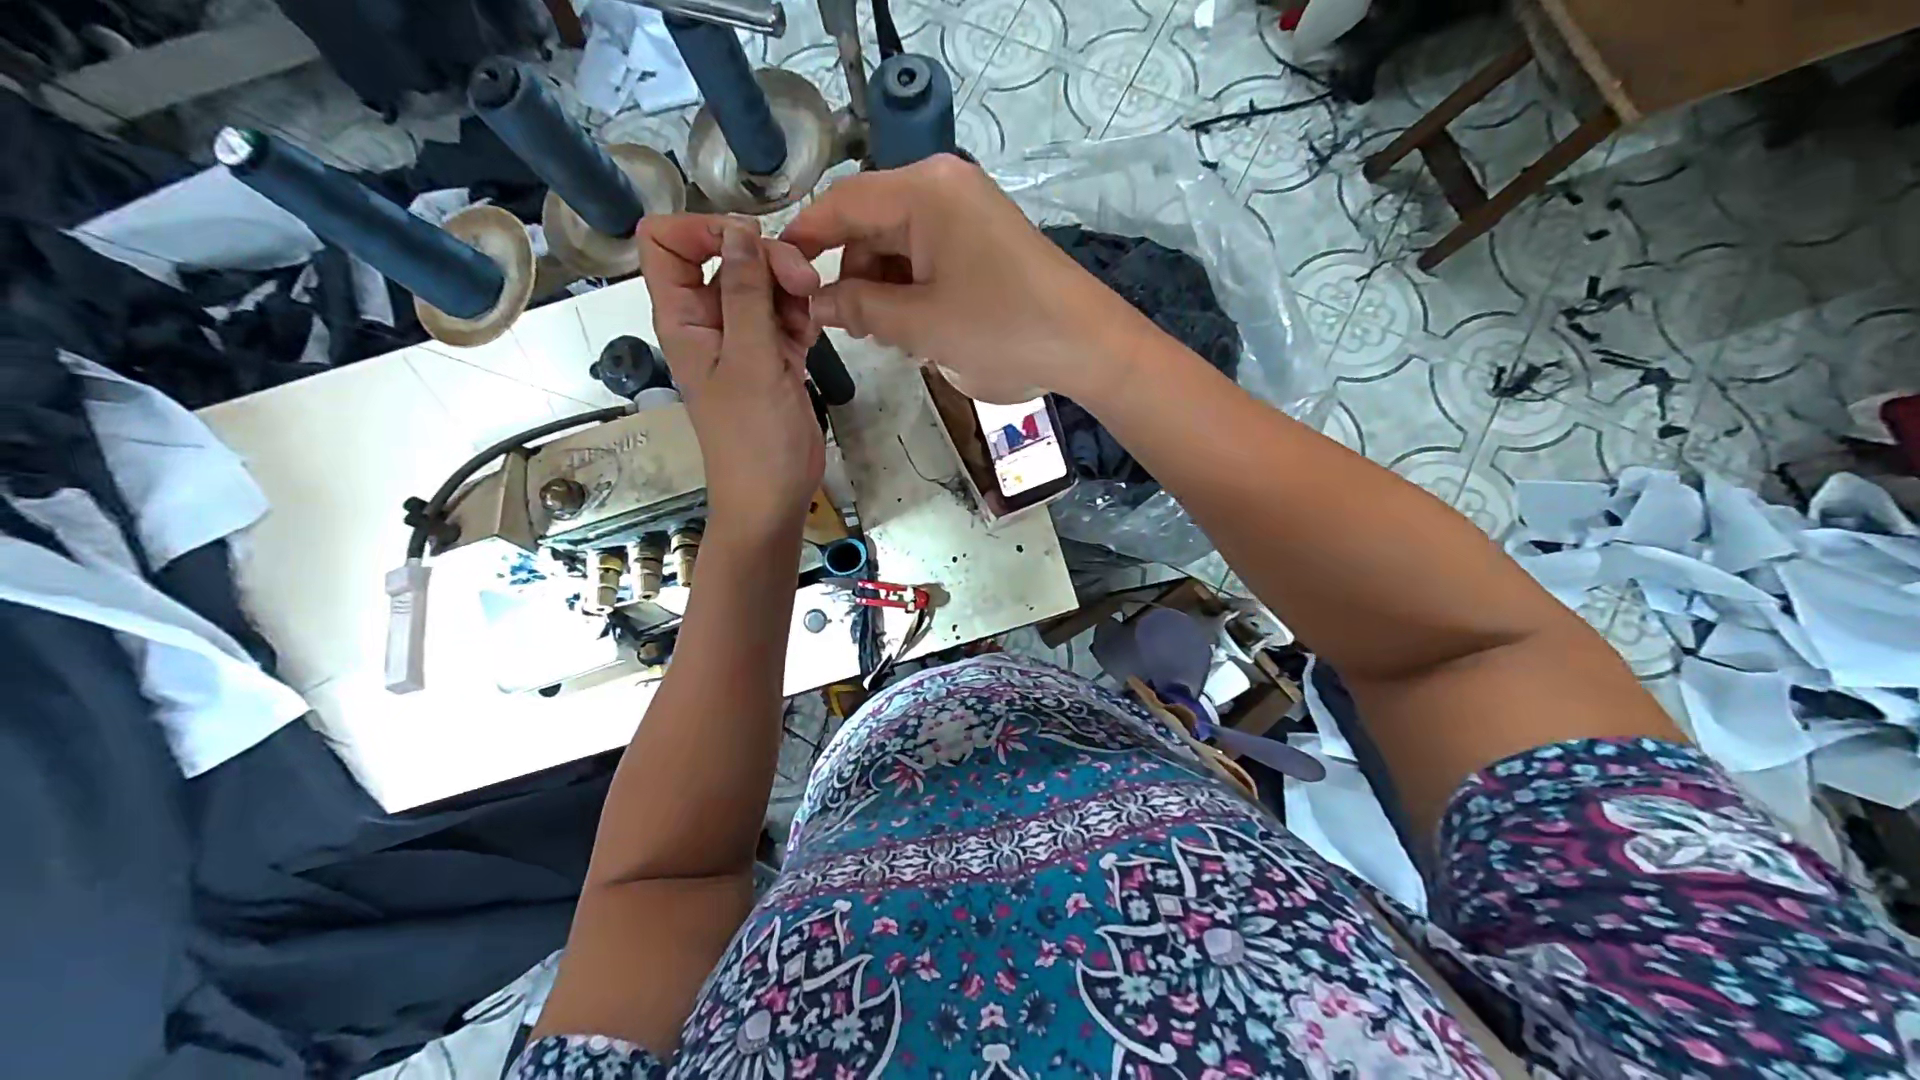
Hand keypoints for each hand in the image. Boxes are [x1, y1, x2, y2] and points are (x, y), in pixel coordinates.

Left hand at [638, 215, 825, 536]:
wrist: (773, 494)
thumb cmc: (752, 437)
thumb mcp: (749, 360)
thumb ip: (746, 292)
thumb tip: (739, 230)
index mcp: (683, 317)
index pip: (666, 243)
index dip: (701, 229)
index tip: (749, 242)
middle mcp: (710, 320)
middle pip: (728, 257)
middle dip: (767, 260)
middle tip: (804, 282)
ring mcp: (744, 338)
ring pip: (764, 283)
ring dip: (791, 288)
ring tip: (811, 315)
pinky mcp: (775, 355)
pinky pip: (787, 314)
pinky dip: (803, 315)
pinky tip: (814, 333)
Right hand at [780, 155, 1149, 403]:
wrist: (1088, 345)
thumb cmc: (1002, 331)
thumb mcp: (920, 324)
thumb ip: (859, 308)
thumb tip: (815, 303)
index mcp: (923, 191)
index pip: (841, 204)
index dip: (804, 241)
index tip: (780, 279)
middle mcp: (942, 186)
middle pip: (868, 223)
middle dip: (853, 274)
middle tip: (851, 327)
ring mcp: (966, 209)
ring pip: (896, 243)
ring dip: (883, 287)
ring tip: (894, 335)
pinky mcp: (982, 236)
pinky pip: (927, 254)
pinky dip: (913, 287)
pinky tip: (919, 326)